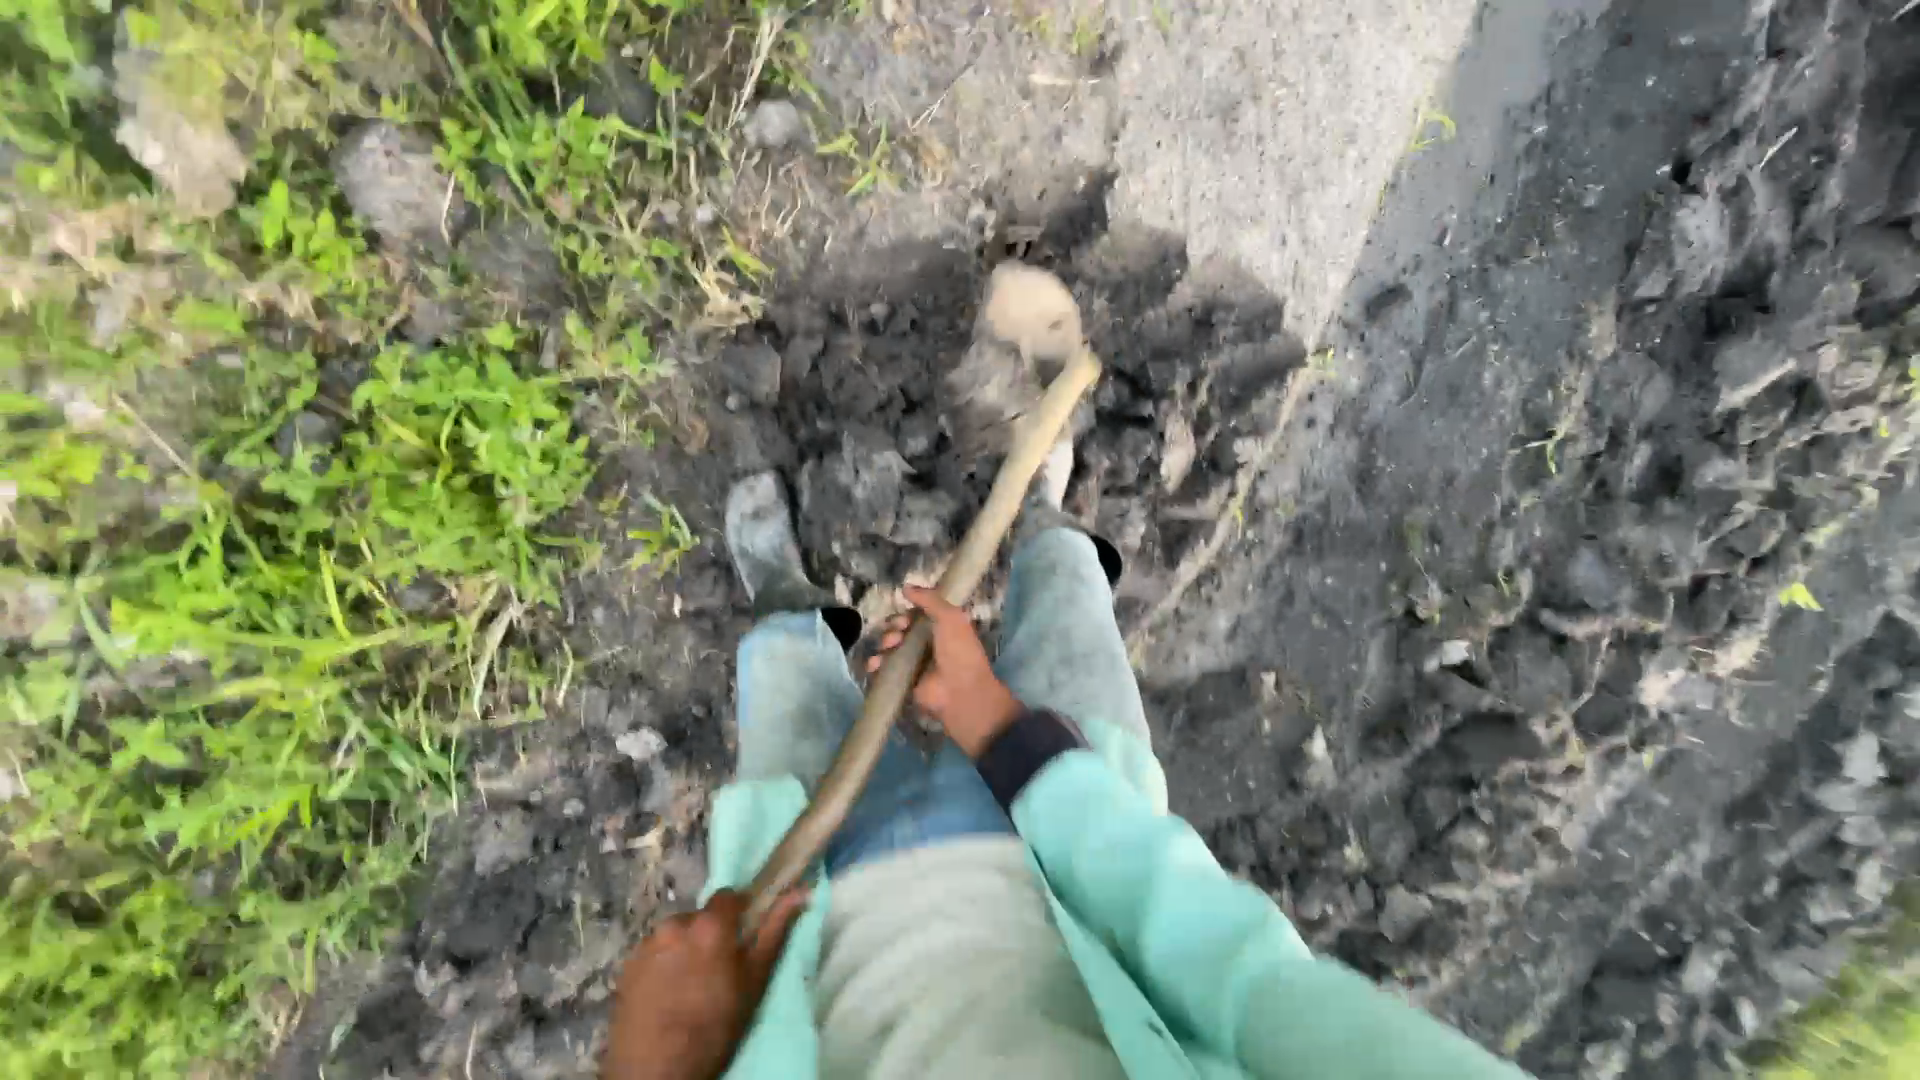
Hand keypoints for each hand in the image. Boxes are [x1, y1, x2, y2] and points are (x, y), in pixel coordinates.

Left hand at [602, 888, 807, 1079]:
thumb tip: (801, 891)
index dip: (738, 913)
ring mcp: (646, 944)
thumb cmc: (715, 1026)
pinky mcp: (625, 966)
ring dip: (685, 948)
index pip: (729, 895)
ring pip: (675, 934)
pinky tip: (667, 993)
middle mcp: (676, 923)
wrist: (655, 1073)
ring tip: (689, 985)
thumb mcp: (754, 980)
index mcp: (710, 923)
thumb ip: (775, 930)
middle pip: (700, 916)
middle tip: (717, 969)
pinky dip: (662, 964)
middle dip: (710, 934)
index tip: (742, 937)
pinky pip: (653, 952)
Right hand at [866, 585, 1022, 758]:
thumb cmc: (959, 650)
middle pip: (900, 629)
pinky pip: (884, 669)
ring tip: (890, 646)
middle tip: (897, 633)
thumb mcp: (950, 617)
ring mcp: (915, 663)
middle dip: (894, 627)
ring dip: (885, 643)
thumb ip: (930, 599)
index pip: (916, 615)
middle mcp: (927, 644)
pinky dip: (876, 664)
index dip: (907, 613)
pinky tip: (874, 664)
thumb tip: (906, 587)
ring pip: (890, 647)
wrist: (960, 691)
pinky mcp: (904, 680)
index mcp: (941, 628)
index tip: (905, 617)